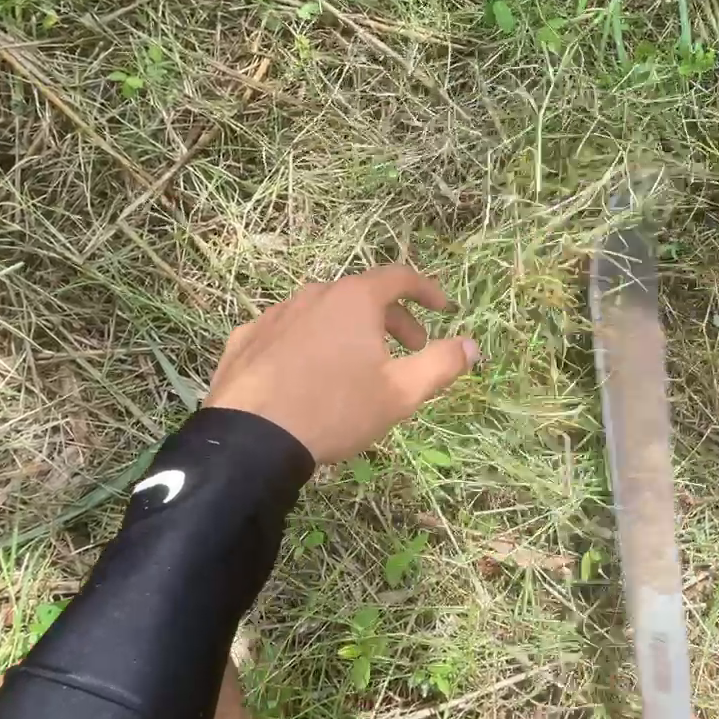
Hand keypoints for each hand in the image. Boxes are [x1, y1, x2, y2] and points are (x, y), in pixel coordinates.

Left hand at [205, 265, 479, 463]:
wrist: (250, 440)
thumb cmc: (336, 409)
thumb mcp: (401, 393)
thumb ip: (441, 364)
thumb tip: (472, 346)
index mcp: (354, 299)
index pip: (400, 278)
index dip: (428, 291)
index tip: (445, 309)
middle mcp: (314, 295)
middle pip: (363, 296)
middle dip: (394, 319)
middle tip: (410, 350)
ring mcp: (275, 315)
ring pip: (324, 313)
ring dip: (351, 330)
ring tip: (360, 365)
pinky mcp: (247, 339)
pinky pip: (289, 332)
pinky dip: (311, 343)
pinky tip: (310, 373)